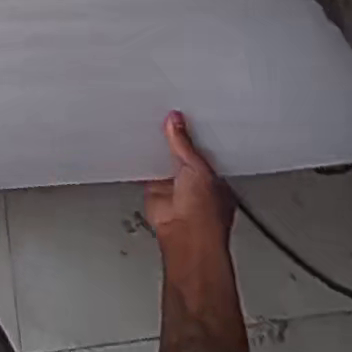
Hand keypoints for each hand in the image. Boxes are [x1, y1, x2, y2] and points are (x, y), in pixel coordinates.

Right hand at [144, 111, 232, 240]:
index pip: (202, 148)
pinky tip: (136, 149)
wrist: (184, 237)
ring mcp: (175, 188)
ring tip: (147, 128)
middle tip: (161, 118)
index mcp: (214, 178)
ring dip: (156, 150)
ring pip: (163, 161)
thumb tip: (176, 120)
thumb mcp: (197, 168)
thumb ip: (183, 143)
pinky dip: (141, 162)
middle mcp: (195, 183)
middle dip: (172, 140)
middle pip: (180, 153)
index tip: (181, 114)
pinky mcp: (156, 192)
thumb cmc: (206, 216)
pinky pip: (146, 171)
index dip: (192, 132)